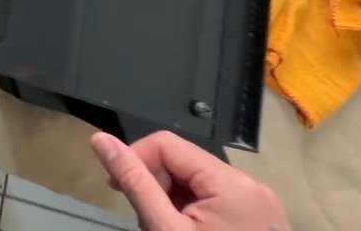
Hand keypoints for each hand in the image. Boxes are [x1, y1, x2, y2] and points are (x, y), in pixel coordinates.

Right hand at [91, 132, 289, 230]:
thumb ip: (135, 182)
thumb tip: (100, 139)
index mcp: (233, 184)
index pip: (166, 144)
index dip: (135, 159)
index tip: (117, 189)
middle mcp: (251, 186)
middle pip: (182, 162)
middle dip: (155, 184)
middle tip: (144, 220)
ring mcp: (259, 206)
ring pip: (195, 181)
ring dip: (171, 199)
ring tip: (164, 229)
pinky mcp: (259, 222)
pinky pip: (213, 199)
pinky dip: (191, 211)